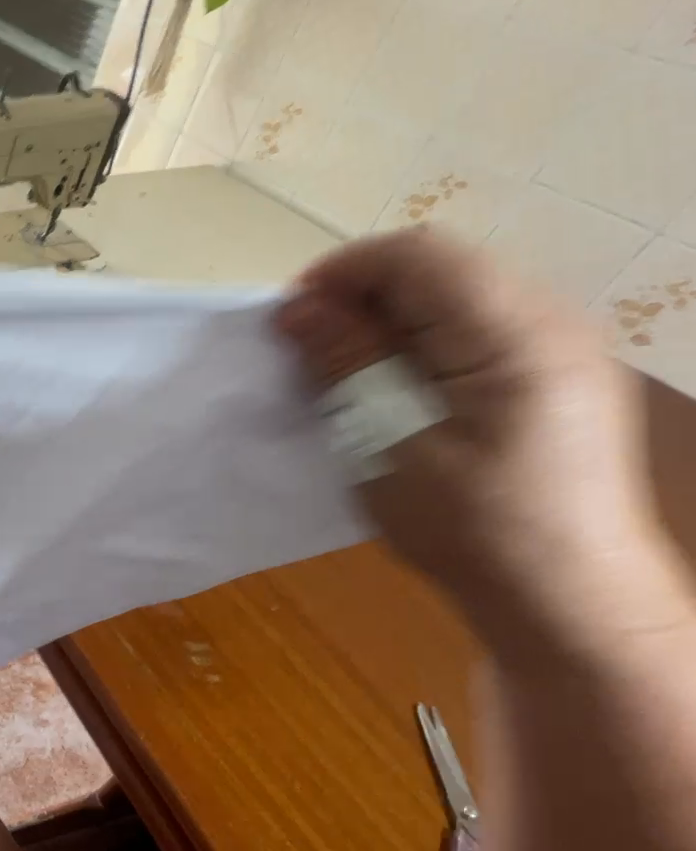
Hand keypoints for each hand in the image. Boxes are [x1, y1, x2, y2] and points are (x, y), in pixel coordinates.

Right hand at [274, 230, 662, 612]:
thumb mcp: (391, 443)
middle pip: (437, 269)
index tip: (288, 320)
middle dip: (357, 296)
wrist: (562, 594)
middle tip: (305, 350)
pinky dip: (410, 345)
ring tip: (338, 373)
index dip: (342, 272)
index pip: (420, 257)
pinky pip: (467, 330)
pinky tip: (385, 390)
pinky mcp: (544, 376)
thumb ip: (349, 365)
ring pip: (449, 298)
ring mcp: (553, 349)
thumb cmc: (471, 526)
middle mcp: (547, 324)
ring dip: (380, 322)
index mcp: (517, 336)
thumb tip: (297, 308)